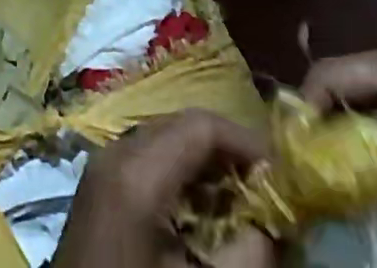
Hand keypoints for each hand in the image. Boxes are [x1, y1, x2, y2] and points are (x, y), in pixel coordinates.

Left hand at [53, 110, 276, 267]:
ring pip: (166, 137)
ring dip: (204, 160)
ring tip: (236, 200)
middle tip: (261, 187)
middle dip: (227, 150)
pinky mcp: (98, 185)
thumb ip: (247, 252)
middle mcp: (116, 153)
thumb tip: (276, 221)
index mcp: (137, 172)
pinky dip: (179, 170)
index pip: (202, 125)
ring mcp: (102, 167)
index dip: (246, 142)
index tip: (278, 175)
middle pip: (183, 125)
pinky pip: (147, 156)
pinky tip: (198, 210)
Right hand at [302, 45, 376, 267]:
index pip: (326, 76)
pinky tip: (347, 179)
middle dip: (312, 127)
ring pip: (350, 107)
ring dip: (331, 141)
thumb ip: (359, 161)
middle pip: (335, 88)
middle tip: (293, 172)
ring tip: (312, 178)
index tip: (282, 159)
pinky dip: (356, 150)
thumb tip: (302, 163)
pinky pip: (373, 125)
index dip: (300, 115)